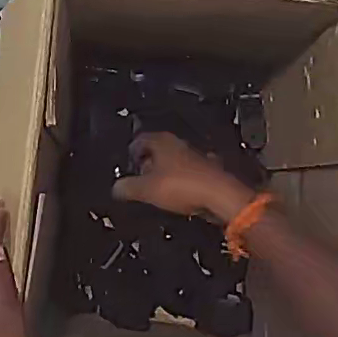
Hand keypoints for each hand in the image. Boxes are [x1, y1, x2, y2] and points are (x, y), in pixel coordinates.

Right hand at [112, 132, 255, 224]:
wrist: (221, 196)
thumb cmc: (181, 186)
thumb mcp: (146, 189)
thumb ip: (127, 187)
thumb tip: (115, 188)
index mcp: (162, 141)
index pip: (140, 139)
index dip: (131, 152)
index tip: (127, 166)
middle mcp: (179, 143)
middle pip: (157, 150)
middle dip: (147, 163)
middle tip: (139, 178)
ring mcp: (196, 156)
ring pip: (173, 161)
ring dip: (165, 173)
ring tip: (157, 189)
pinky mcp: (208, 171)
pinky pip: (188, 174)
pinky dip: (181, 181)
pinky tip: (179, 195)